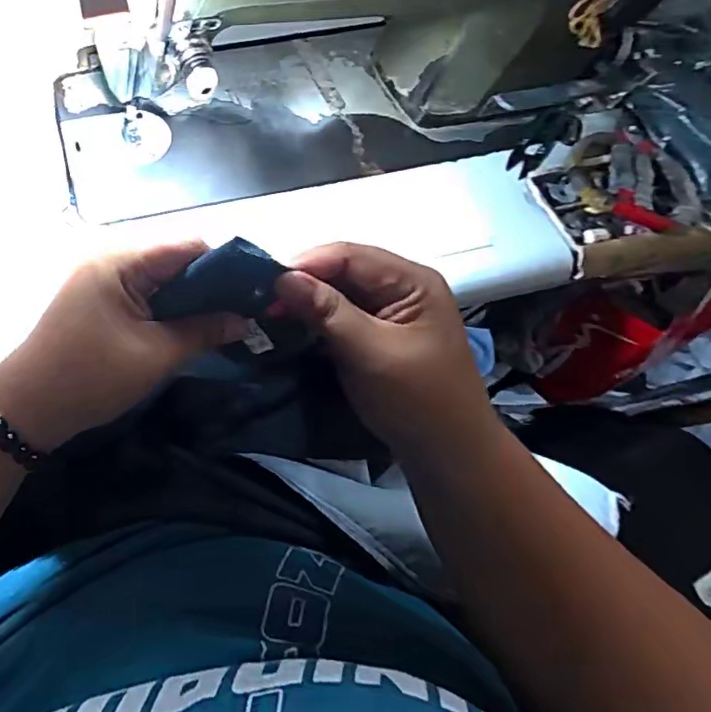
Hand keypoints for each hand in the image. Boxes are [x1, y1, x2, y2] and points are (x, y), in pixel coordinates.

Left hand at [0, 240, 247, 450]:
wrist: (25, 408)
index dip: (226, 264)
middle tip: (247, 310)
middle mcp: (111, 259)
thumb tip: (247, 319)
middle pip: (176, 259)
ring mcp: (103, 279)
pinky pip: (146, 293)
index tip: (257, 290)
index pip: (187, 246)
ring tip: (226, 319)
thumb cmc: (89, 378)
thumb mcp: (154, 356)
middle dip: (212, 283)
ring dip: (192, 297)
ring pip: (163, 278)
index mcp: (120, 262)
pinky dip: (170, 307)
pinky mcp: (100, 299)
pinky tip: (192, 325)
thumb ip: (204, 330)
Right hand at [274, 242, 498, 458]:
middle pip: (342, 270)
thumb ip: (328, 312)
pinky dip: (315, 319)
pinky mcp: (376, 334)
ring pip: (338, 292)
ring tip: (268, 310)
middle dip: (303, 281)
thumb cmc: (419, 401)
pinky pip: (339, 315)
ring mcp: (389, 311)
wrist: (449, 455)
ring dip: (306, 300)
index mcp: (413, 281)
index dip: (307, 263)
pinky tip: (290, 325)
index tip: (265, 281)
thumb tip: (283, 278)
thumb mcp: (371, 353)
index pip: (350, 256)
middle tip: (261, 298)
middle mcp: (401, 286)